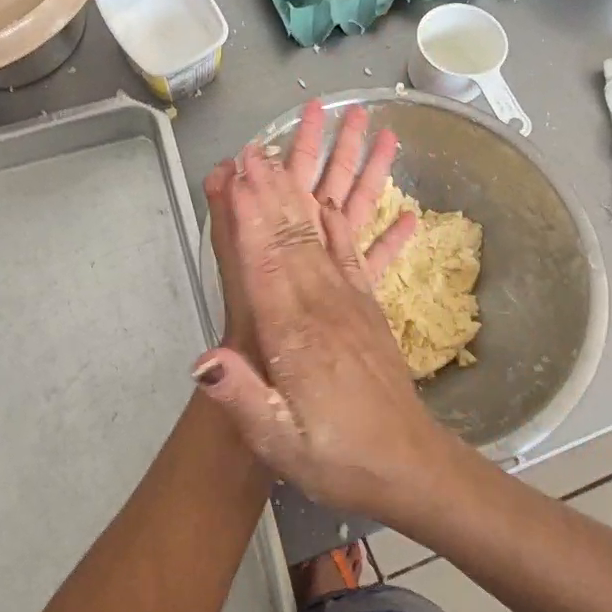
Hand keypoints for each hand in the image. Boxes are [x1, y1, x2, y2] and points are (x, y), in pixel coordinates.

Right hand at [195, 131, 457, 521]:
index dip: (247, 214)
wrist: (410, 466)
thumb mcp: (280, 444)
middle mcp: (324, 305)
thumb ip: (241, 399)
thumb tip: (202, 359)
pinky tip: (342, 196)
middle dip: (270, 186)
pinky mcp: (369, 306)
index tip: (233, 173)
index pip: (265, 262)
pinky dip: (345, 216)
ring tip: (304, 150)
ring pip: (326, 230)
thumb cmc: (338, 458)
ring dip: (311, 185)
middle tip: (254, 146)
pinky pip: (355, 250)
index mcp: (296, 334)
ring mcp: (351, 301)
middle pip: (292, 233)